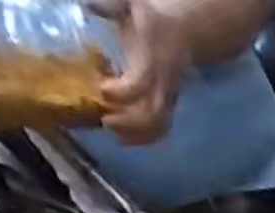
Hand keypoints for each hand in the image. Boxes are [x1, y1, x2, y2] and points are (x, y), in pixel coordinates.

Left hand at [93, 0, 191, 143]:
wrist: (185, 30)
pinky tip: (126, 136)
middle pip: (155, 115)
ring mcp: (168, 97)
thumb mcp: (132, 4)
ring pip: (160, 126)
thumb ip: (112, 6)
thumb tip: (89, 6)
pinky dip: (144, 136)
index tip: (103, 90)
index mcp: (154, 61)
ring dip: (138, 135)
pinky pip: (161, 127)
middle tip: (106, 121)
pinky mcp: (167, 104)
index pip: (142, 83)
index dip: (124, 92)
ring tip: (114, 133)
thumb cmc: (153, 17)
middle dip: (131, 123)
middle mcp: (164, 84)